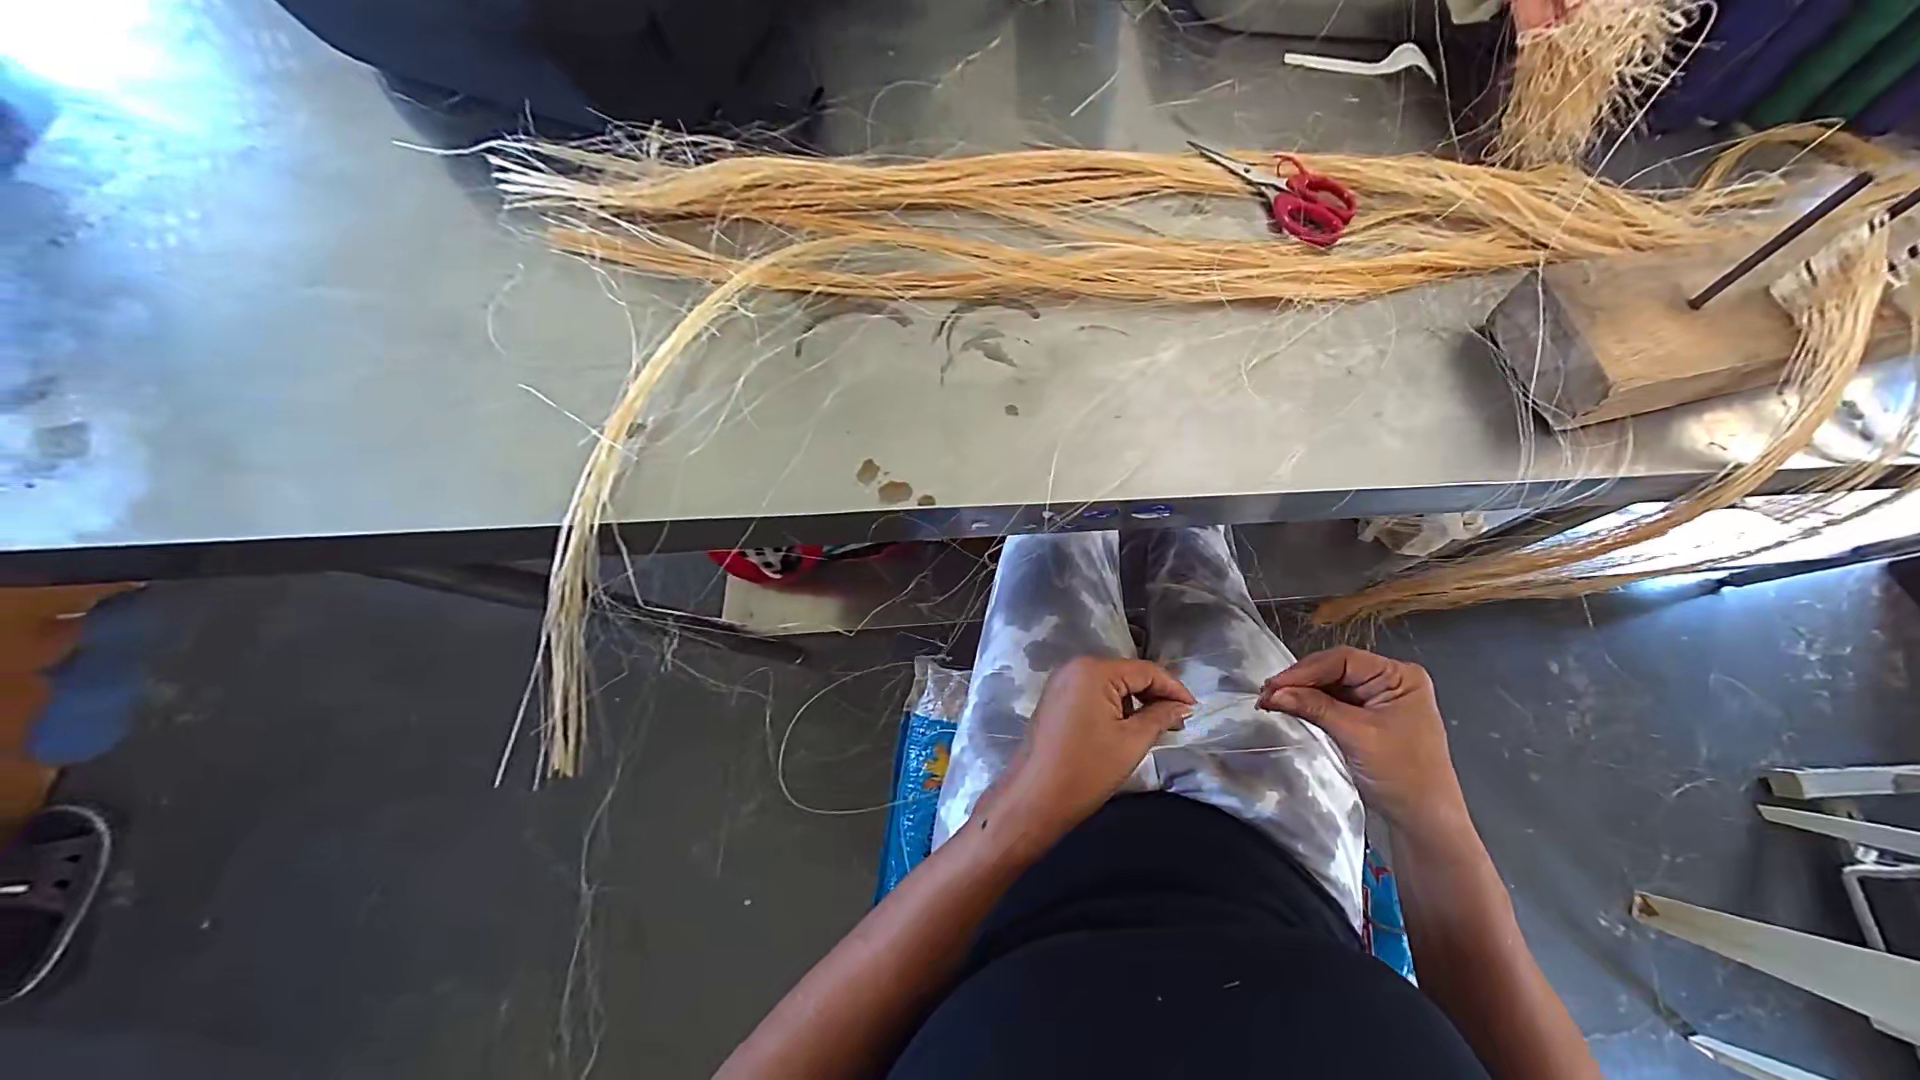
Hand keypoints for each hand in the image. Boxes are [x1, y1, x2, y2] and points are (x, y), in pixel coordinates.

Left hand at [982, 657, 1194, 843]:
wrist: (1035, 797)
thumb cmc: (1087, 769)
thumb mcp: (1132, 741)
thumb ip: (1161, 716)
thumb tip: (1182, 706)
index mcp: (1093, 670)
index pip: (1145, 670)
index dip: (1173, 688)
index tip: (1194, 710)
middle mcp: (1074, 667)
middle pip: (1126, 674)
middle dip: (1154, 694)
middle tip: (1179, 721)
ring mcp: (1061, 682)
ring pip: (1110, 684)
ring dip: (1135, 702)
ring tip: (1157, 727)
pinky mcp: (1055, 699)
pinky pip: (1092, 694)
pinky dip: (1113, 706)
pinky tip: (1127, 727)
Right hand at [1258, 646, 1470, 840]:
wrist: (1424, 820)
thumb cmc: (1403, 773)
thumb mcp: (1356, 735)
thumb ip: (1314, 707)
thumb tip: (1273, 693)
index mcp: (1400, 676)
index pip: (1343, 660)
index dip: (1305, 670)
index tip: (1274, 685)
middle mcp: (1389, 681)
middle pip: (1334, 670)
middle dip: (1300, 681)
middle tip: (1266, 693)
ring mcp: (1377, 699)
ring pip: (1329, 685)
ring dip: (1300, 693)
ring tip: (1271, 700)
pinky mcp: (1365, 717)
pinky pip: (1331, 702)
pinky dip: (1309, 705)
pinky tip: (1288, 707)